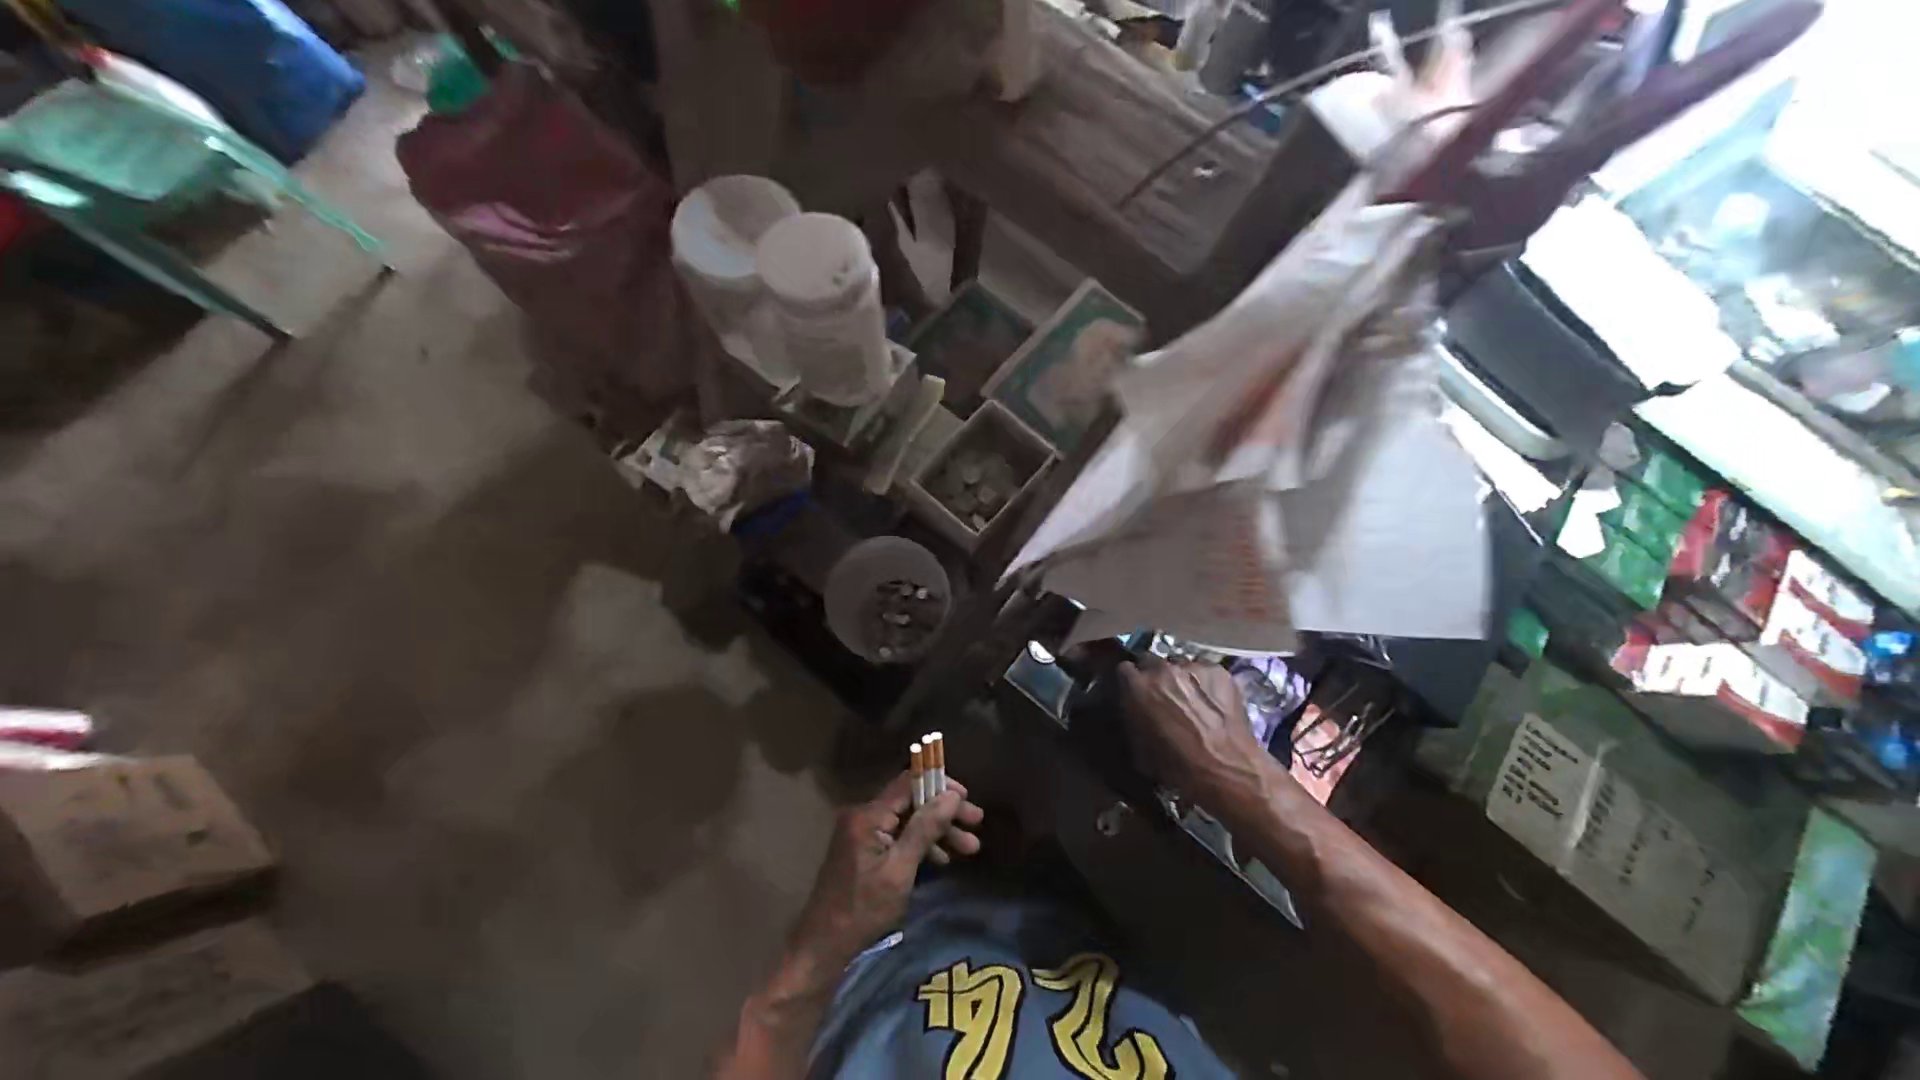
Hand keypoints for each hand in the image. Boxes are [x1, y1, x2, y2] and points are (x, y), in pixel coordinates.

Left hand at [789, 771, 983, 965]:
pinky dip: (920, 844)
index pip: (909, 782)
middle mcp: (863, 815)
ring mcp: (862, 832)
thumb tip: (952, 795)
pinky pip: (897, 836)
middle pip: (911, 801)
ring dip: (937, 831)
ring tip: (970, 848)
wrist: (823, 946)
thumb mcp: (900, 869)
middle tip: (976, 824)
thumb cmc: (863, 909)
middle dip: (944, 812)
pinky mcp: (863, 849)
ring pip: (907, 820)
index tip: (967, 799)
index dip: (940, 785)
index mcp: (868, 815)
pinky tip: (942, 859)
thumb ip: (925, 829)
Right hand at [1120, 658, 1272, 815]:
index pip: (1125, 669)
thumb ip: (1130, 719)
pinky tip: (1212, 702)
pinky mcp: (1219, 671)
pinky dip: (1205, 683)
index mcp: (1138, 686)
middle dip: (1154, 677)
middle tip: (1163, 697)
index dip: (1130, 682)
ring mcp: (1193, 666)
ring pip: (1180, 665)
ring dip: (1181, 679)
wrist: (1226, 770)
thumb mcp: (1138, 747)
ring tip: (1192, 700)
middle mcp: (1163, 668)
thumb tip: (1131, 710)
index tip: (1135, 693)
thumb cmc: (1176, 766)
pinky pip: (1205, 672)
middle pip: (1152, 662)